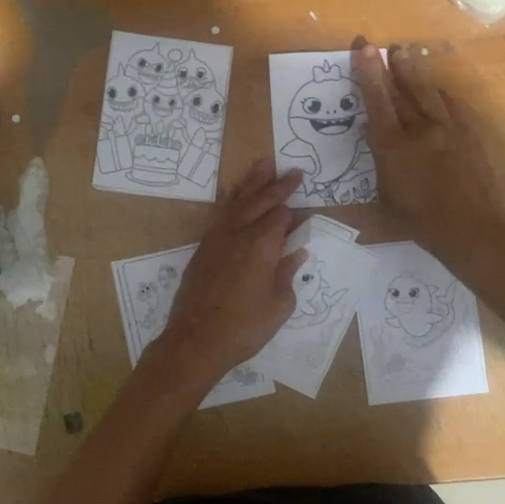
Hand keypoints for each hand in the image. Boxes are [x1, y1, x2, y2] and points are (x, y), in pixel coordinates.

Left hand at [147, 160, 308, 383]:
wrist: (196, 340)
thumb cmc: (244, 328)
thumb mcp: (278, 305)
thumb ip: (287, 275)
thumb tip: (296, 254)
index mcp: (262, 245)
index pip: (282, 217)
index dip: (296, 215)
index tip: (308, 214)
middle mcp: (239, 234)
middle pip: (261, 201)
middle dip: (278, 185)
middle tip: (294, 171)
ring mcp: (217, 238)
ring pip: (237, 202)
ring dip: (252, 183)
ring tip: (263, 163)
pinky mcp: (203, 248)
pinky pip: (219, 214)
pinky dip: (229, 200)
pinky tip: (232, 192)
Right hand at [352, 38, 504, 273]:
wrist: (474, 228)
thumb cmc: (421, 223)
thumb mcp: (385, 198)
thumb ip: (379, 164)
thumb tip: (374, 139)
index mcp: (393, 147)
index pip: (376, 101)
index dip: (367, 73)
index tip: (363, 49)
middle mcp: (421, 129)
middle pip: (402, 89)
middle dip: (388, 64)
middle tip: (378, 44)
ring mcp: (449, 128)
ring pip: (428, 91)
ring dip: (413, 71)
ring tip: (403, 53)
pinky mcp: (470, 133)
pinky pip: (451, 104)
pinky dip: (438, 92)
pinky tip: (435, 88)